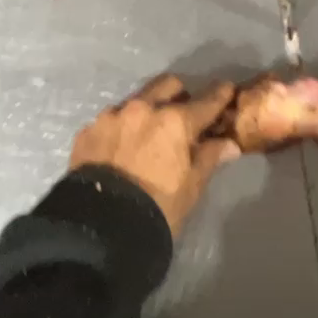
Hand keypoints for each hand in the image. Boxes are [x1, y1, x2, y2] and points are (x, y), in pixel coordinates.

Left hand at [69, 74, 240, 233]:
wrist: (98, 232)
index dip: (220, 95)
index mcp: (174, 121)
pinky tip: (121, 150)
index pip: (206, 101)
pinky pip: (112, 119)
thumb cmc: (157, 210)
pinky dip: (122, 129)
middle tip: (183, 117)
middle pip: (169, 85)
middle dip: (180, 95)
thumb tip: (229, 144)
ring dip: (148, 111)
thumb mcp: (190, 188)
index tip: (227, 90)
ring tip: (147, 136)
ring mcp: (112, 116)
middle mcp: (143, 109)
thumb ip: (209, 158)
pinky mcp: (88, 130)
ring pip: (137, 99)